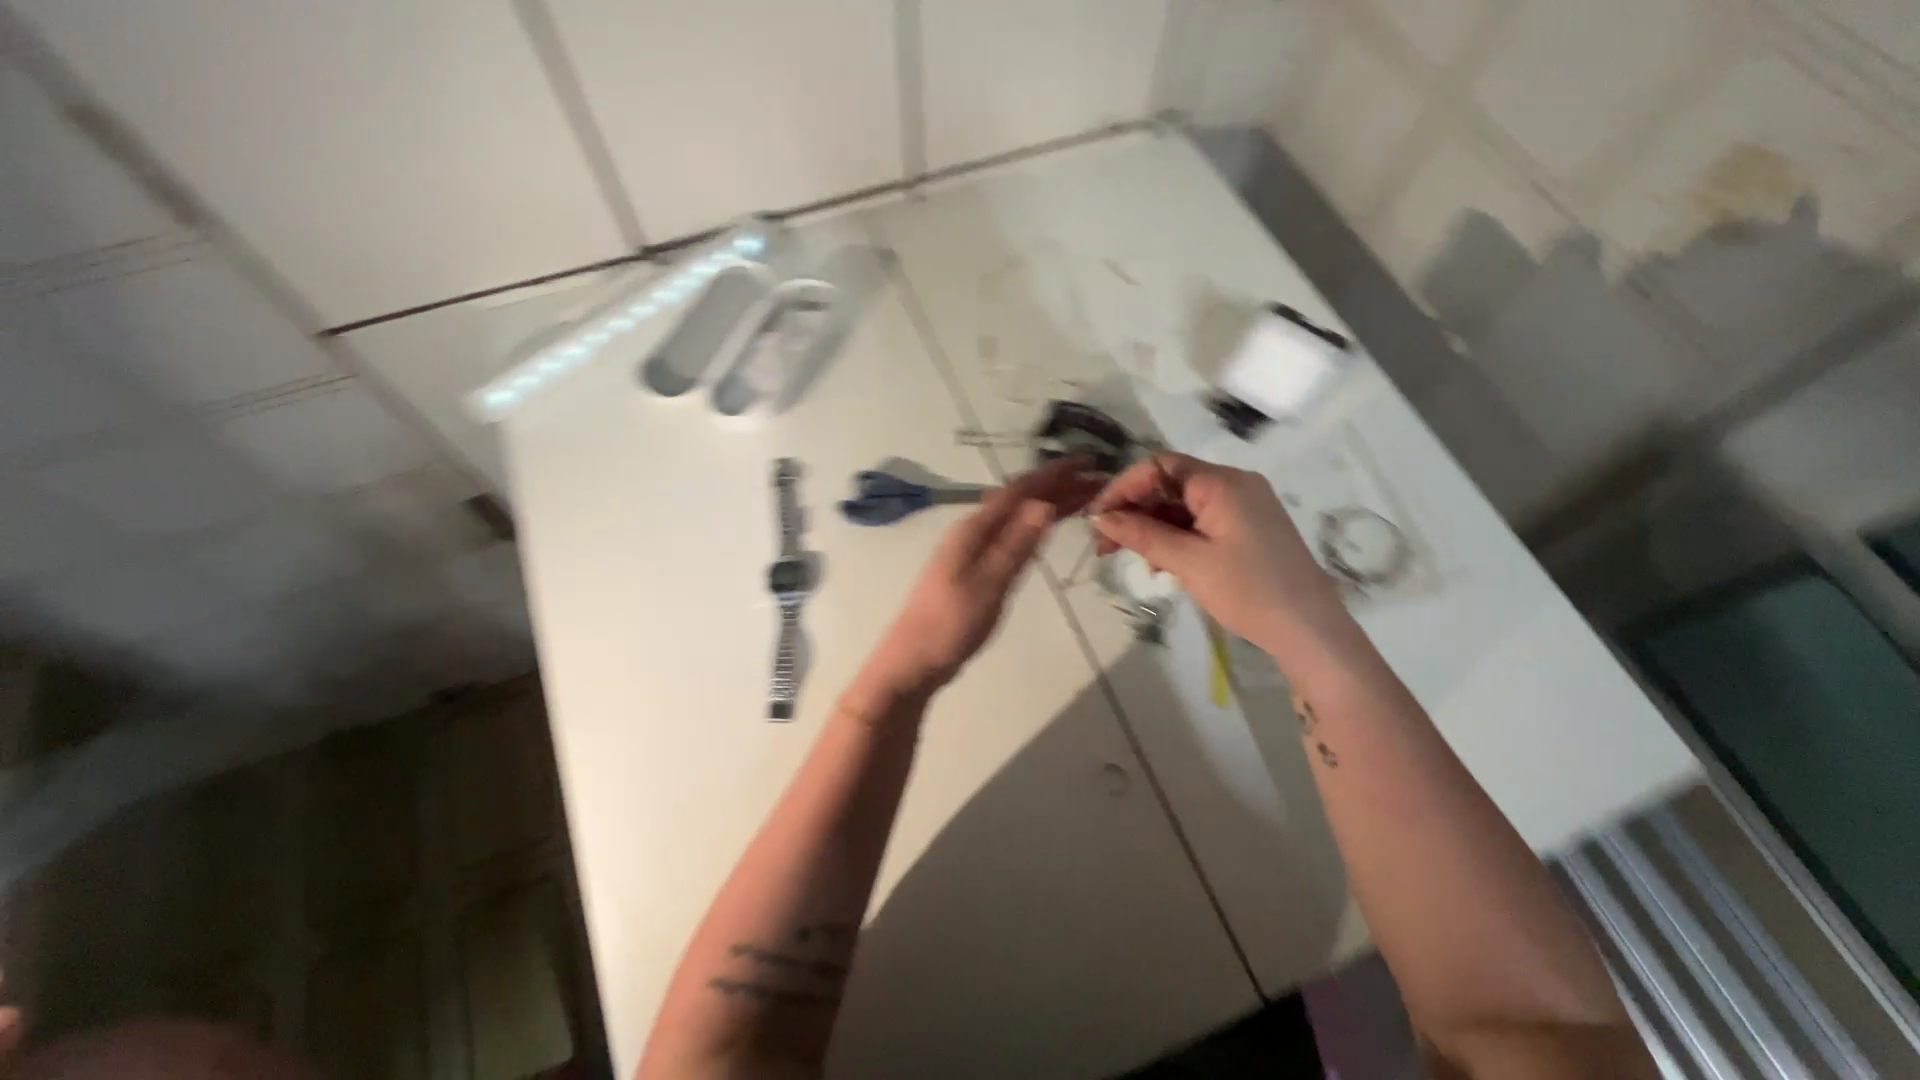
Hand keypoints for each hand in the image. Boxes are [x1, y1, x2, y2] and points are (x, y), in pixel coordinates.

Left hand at [859, 457, 1099, 700]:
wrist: (914, 662)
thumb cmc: (949, 626)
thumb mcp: (988, 585)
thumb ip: (1015, 546)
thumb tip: (1044, 504)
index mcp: (974, 529)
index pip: (1020, 490)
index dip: (1055, 473)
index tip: (1089, 460)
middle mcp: (973, 532)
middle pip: (1021, 500)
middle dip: (1059, 486)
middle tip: (1100, 481)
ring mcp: (973, 551)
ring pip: (1018, 517)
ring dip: (1050, 505)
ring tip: (1086, 499)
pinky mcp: (976, 569)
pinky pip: (1013, 535)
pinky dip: (1036, 527)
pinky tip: (1049, 529)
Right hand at [1089, 452, 1347, 651]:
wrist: (1309, 629)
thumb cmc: (1249, 591)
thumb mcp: (1189, 563)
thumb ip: (1142, 535)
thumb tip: (1100, 517)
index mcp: (1223, 483)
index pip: (1159, 466)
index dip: (1123, 488)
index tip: (1097, 519)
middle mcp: (1235, 484)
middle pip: (1170, 484)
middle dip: (1134, 511)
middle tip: (1105, 546)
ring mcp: (1245, 506)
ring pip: (1184, 505)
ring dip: (1153, 527)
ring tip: (1131, 559)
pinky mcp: (1249, 528)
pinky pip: (1202, 521)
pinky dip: (1176, 537)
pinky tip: (1162, 564)